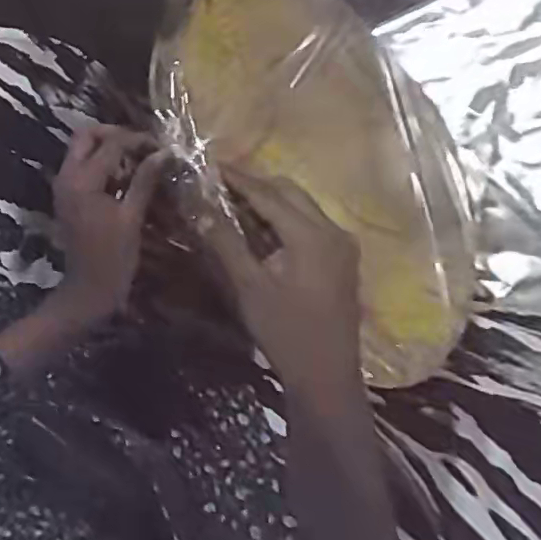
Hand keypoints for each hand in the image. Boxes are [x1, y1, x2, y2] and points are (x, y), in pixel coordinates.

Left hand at [51, 126, 170, 323]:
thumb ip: (145, 180)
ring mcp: (62, 186)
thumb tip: (165, 152)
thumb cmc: (113, 257)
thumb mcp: (132, 216)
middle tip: (143, 147)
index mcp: (81, 181)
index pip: (110, 144)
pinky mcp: (66, 195)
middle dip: (115, 135)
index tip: (161, 147)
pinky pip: (80, 166)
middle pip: (86, 136)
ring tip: (138, 161)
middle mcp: (65, 177)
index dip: (137, 140)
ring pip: (81, 150)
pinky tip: (125, 177)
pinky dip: (101, 164)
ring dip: (107, 148)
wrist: (88, 288)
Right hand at [196, 167, 362, 379]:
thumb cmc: (285, 330)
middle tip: (219, 183)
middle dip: (255, 184)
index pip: (268, 195)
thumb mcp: (249, 286)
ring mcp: (342, 246)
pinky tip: (259, 227)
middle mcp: (333, 232)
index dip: (237, 179)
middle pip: (290, 192)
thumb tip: (198, 209)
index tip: (210, 165)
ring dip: (270, 200)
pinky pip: (310, 223)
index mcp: (312, 236)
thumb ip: (225, 242)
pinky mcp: (341, 259)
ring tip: (233, 201)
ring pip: (302, 206)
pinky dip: (283, 217)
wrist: (326, 374)